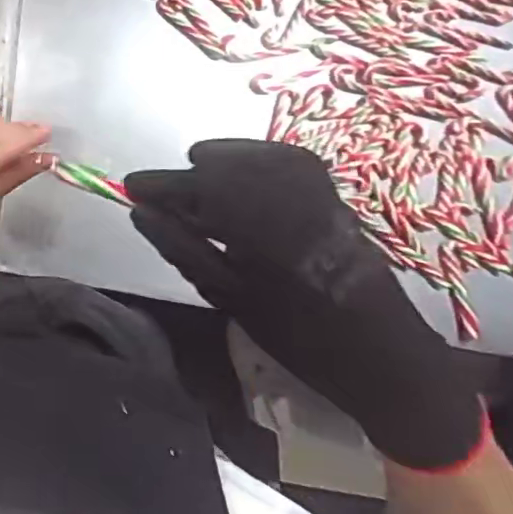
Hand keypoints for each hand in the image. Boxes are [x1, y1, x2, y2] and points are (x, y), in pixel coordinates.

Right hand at [125, 140, 484, 469]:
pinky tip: (238, 179)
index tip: (129, 187)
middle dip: (185, 176)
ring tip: (195, 189)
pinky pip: (285, 161)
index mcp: (265, 234)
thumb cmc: (298, 338)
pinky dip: (253, 161)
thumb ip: (181, 248)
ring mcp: (320, 195)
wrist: (383, 356)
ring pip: (254, 157)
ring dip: (217, 166)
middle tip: (161, 197)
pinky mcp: (334, 196)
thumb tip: (140, 212)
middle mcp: (295, 203)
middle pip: (225, 166)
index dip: (159, 185)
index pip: (198, 190)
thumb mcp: (228, 297)